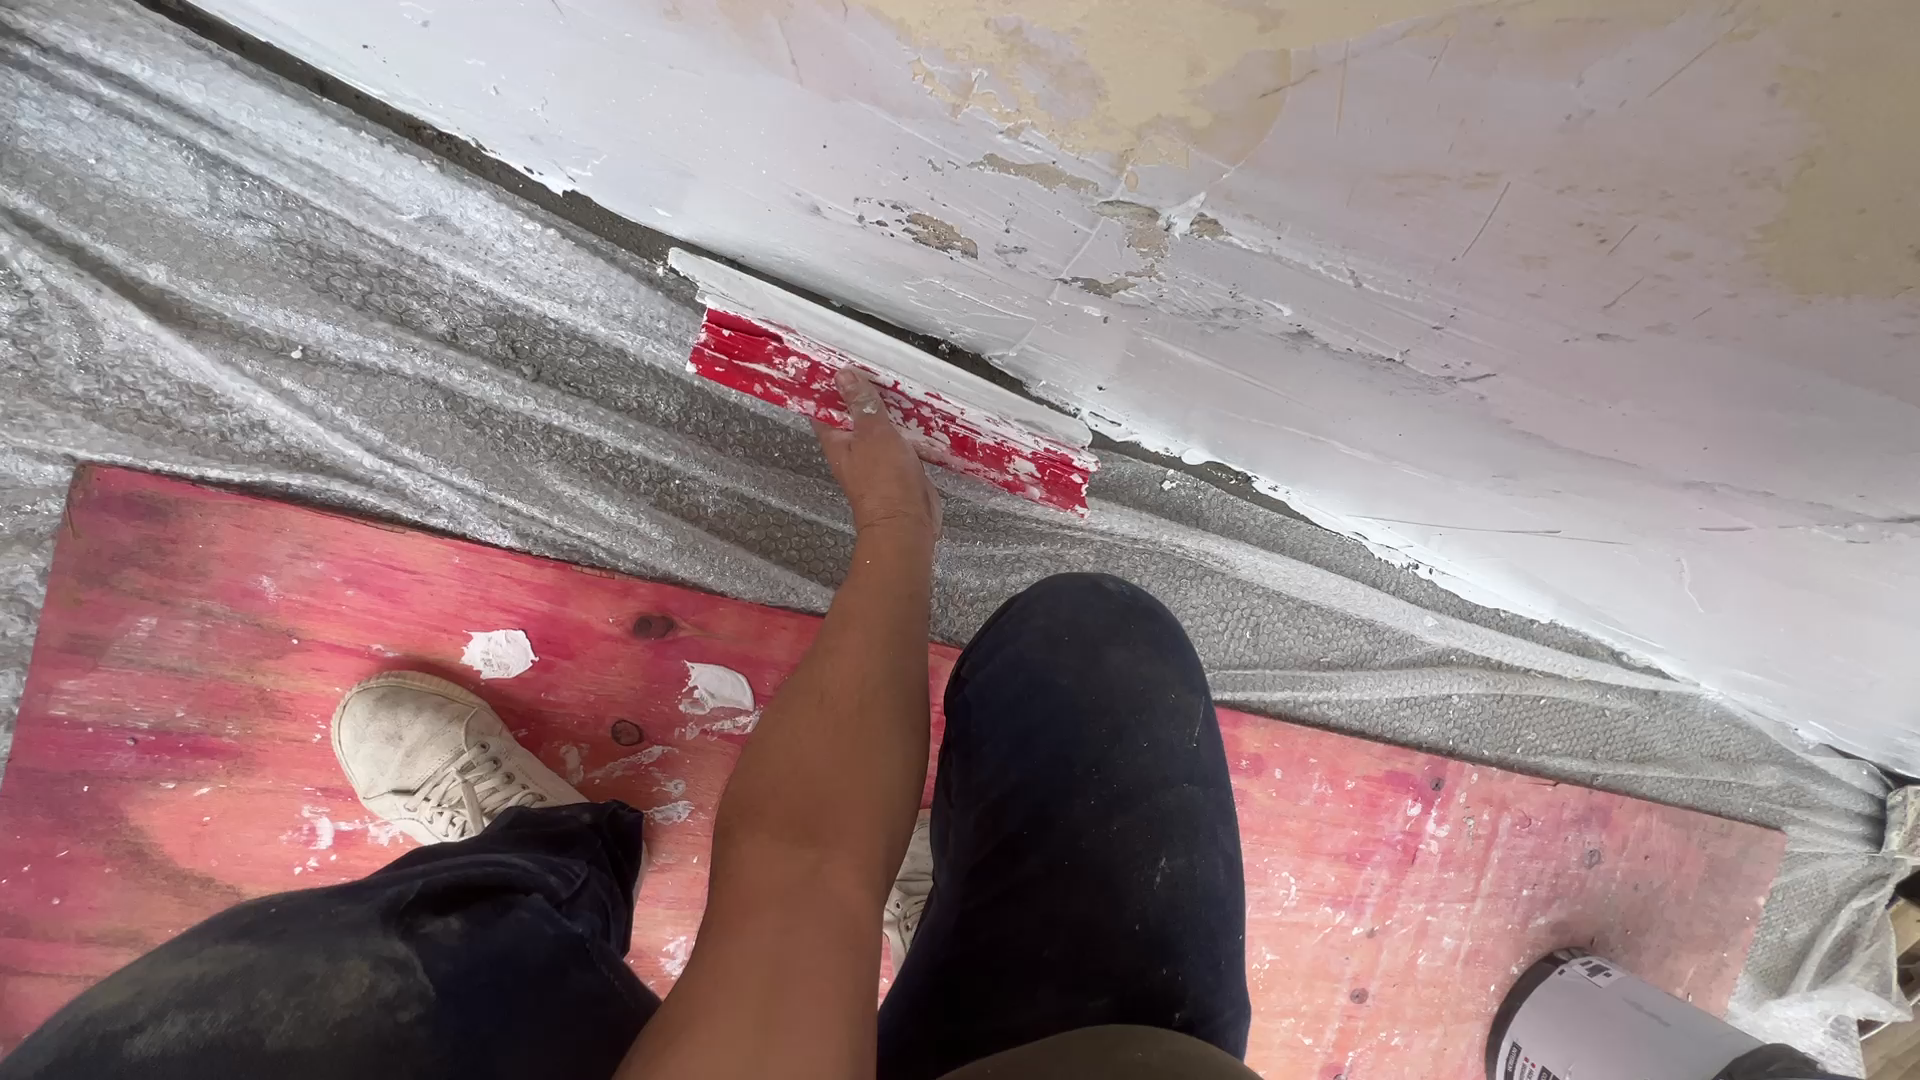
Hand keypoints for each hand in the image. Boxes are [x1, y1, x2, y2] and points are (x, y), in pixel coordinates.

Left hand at [813, 368, 941, 542]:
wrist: (907, 523)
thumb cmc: (884, 480)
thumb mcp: (872, 433)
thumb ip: (860, 403)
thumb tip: (843, 374)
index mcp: (836, 440)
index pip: (823, 406)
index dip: (826, 384)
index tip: (834, 360)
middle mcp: (853, 448)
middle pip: (854, 412)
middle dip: (864, 391)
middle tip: (874, 361)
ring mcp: (877, 457)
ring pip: (881, 424)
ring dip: (890, 407)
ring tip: (899, 377)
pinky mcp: (900, 465)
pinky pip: (902, 438)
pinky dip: (910, 425)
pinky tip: (921, 409)